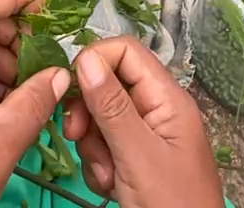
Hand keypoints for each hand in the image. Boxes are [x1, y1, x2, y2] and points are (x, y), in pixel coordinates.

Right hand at [61, 37, 223, 207]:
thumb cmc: (171, 206)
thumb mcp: (138, 157)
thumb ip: (112, 107)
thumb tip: (86, 57)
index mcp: (167, 98)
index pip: (126, 52)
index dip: (95, 60)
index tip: (71, 89)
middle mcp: (157, 110)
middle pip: (109, 84)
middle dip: (89, 111)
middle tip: (76, 136)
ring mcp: (148, 136)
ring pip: (103, 117)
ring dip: (94, 145)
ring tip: (106, 175)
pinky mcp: (137, 161)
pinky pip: (106, 145)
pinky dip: (99, 164)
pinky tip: (109, 185)